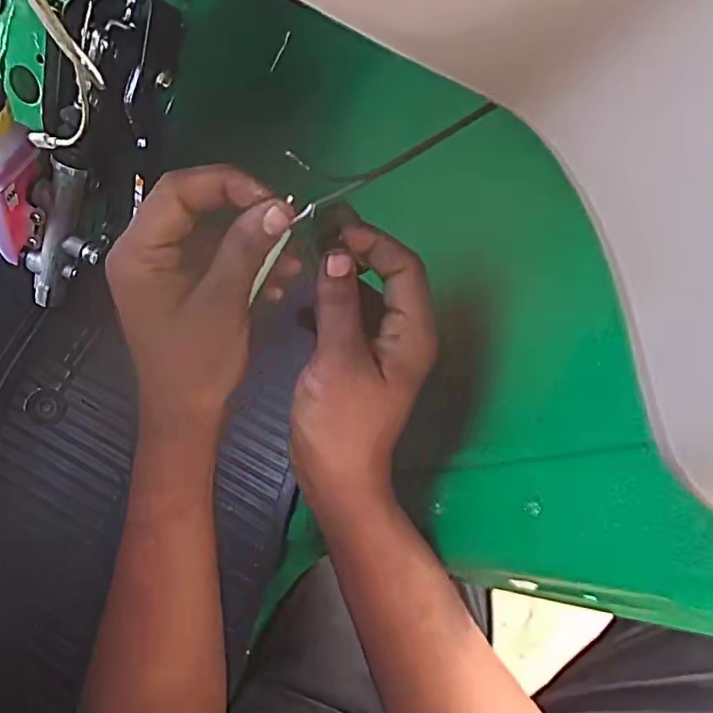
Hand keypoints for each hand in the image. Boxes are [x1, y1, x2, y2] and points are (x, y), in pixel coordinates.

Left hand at [107, 166, 299, 431]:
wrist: (185, 415)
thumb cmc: (195, 366)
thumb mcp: (223, 302)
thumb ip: (247, 248)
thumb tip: (278, 206)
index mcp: (138, 251)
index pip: (177, 190)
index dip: (226, 183)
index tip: (271, 198)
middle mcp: (144, 251)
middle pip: (194, 204)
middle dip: (244, 208)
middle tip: (285, 218)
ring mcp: (164, 266)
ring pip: (210, 229)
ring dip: (252, 236)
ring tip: (291, 252)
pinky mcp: (183, 281)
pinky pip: (215, 254)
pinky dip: (247, 258)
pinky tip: (280, 275)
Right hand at [292, 221, 437, 512]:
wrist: (337, 480)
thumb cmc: (340, 424)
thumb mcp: (337, 359)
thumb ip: (339, 304)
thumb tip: (337, 255)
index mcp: (412, 333)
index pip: (405, 268)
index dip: (374, 242)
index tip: (334, 232)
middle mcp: (405, 335)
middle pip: (390, 277)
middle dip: (357, 254)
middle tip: (317, 238)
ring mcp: (383, 349)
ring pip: (368, 297)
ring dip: (340, 279)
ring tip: (304, 265)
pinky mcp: (361, 360)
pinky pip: (351, 319)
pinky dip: (331, 306)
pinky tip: (301, 307)